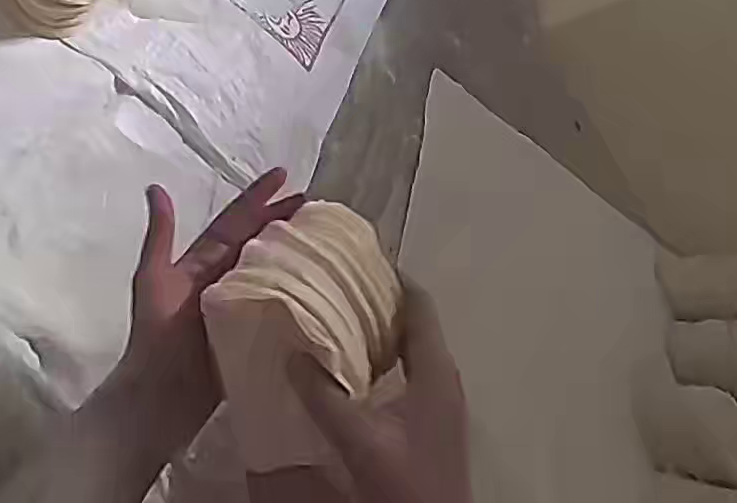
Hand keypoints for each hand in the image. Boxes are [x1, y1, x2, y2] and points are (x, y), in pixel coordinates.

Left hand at [116, 169, 304, 438]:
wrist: (160, 399)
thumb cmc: (156, 336)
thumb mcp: (153, 278)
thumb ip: (160, 235)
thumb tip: (155, 187)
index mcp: (206, 258)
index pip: (237, 219)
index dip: (258, 196)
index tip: (284, 173)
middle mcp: (227, 273)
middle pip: (262, 238)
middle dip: (285, 217)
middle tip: (315, 201)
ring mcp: (243, 300)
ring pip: (273, 264)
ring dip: (295, 246)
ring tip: (322, 231)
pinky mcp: (255, 327)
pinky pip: (279, 299)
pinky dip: (297, 285)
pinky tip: (318, 278)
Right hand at [248, 284, 470, 502]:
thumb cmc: (408, 486)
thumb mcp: (360, 442)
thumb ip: (325, 397)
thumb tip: (293, 354)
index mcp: (434, 368)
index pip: (418, 301)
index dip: (391, 274)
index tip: (356, 258)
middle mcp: (443, 374)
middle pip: (414, 317)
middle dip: (379, 296)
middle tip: (338, 282)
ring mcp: (441, 396)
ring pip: (412, 341)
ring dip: (381, 324)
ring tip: (339, 312)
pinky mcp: (434, 415)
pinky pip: (410, 364)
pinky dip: (385, 351)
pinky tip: (354, 360)